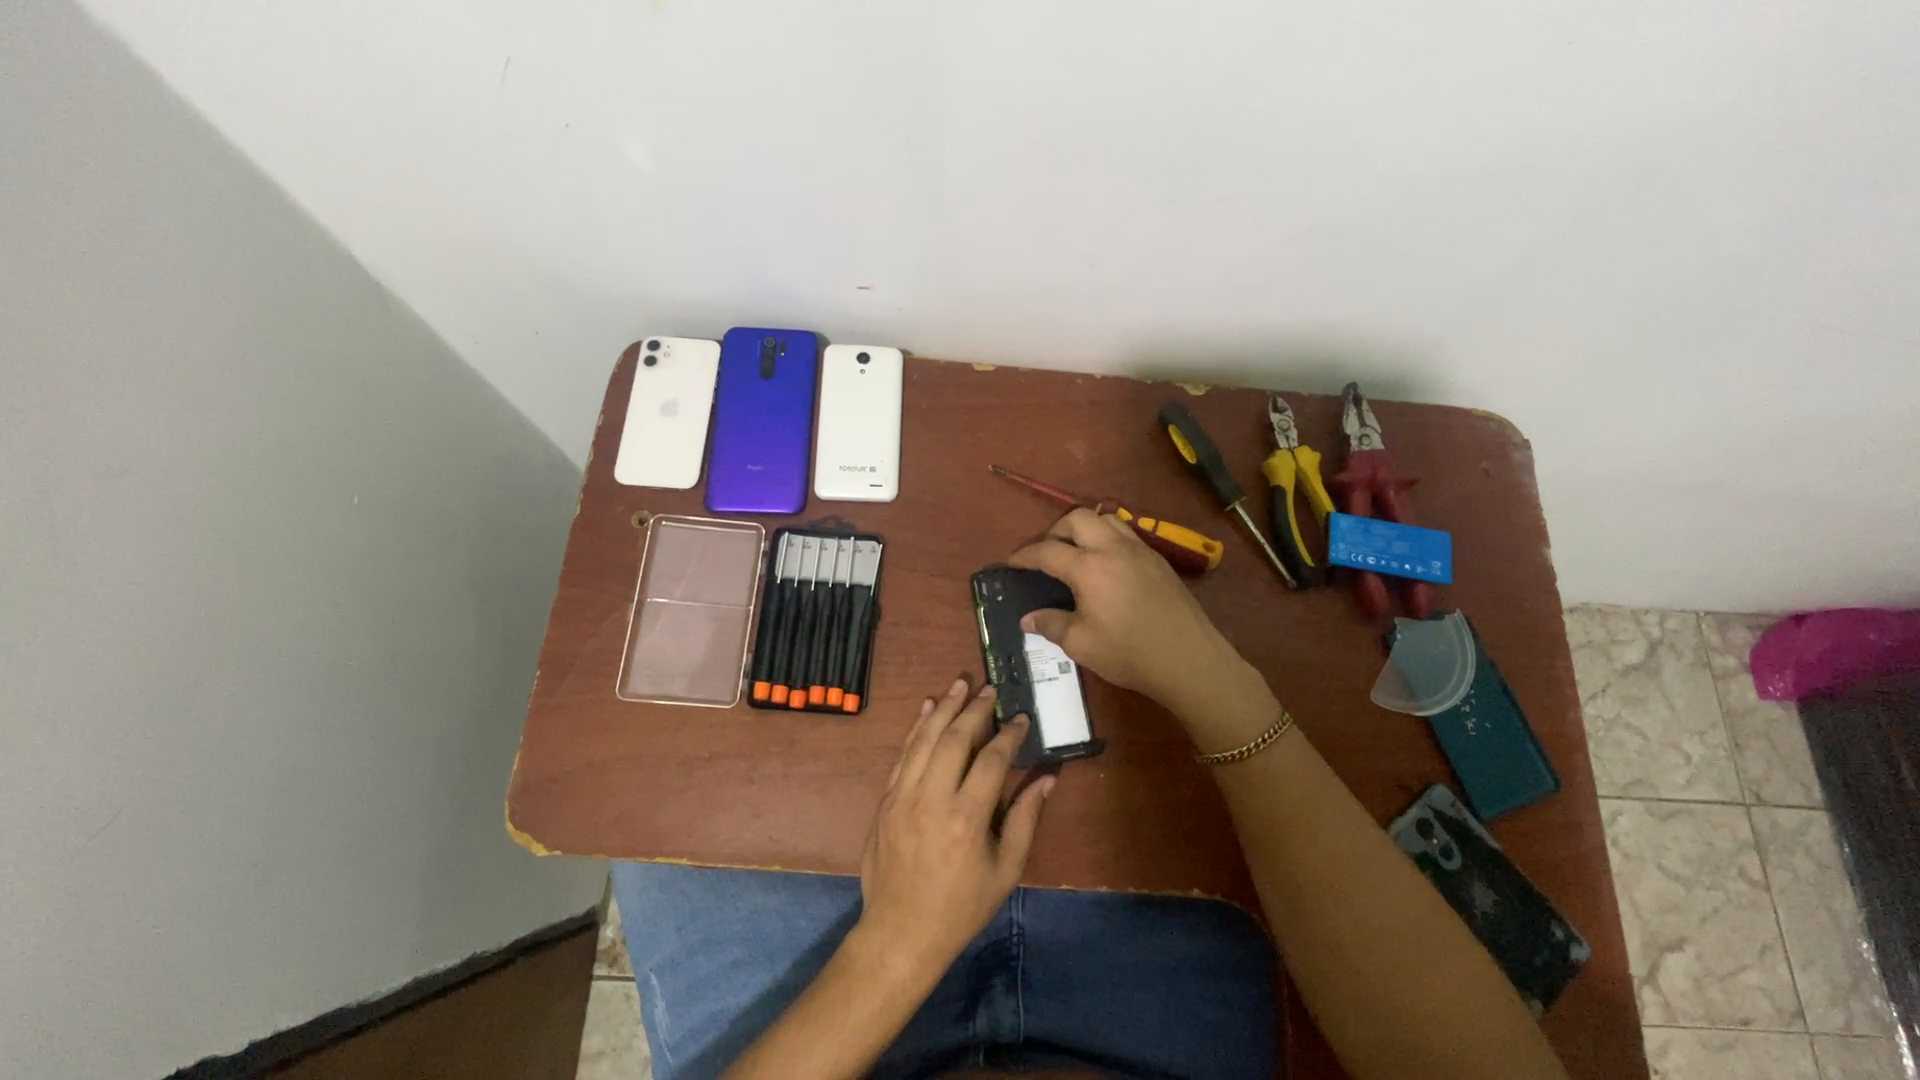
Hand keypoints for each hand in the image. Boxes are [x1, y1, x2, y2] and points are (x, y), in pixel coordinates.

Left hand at [857, 678, 1053, 981]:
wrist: (902, 930)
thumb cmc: (961, 906)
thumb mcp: (1005, 870)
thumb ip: (1025, 820)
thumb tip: (1047, 779)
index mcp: (967, 818)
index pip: (992, 760)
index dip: (1009, 735)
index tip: (1020, 718)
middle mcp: (932, 799)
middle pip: (955, 739)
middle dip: (975, 710)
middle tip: (991, 689)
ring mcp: (903, 797)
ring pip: (924, 740)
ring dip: (943, 708)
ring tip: (960, 683)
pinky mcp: (885, 801)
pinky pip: (902, 755)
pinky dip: (916, 729)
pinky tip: (926, 709)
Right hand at [1006, 508, 1251, 719]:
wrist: (1188, 658)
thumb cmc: (1129, 652)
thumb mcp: (1081, 645)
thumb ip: (1051, 625)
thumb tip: (1028, 618)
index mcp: (1088, 567)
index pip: (1047, 551)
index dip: (1024, 555)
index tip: (1010, 563)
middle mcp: (1113, 548)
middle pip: (1077, 519)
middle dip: (1054, 530)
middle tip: (1044, 553)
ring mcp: (1140, 550)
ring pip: (1106, 520)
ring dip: (1083, 529)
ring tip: (1074, 552)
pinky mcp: (1158, 560)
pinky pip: (1126, 534)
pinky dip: (1106, 538)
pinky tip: (1104, 564)